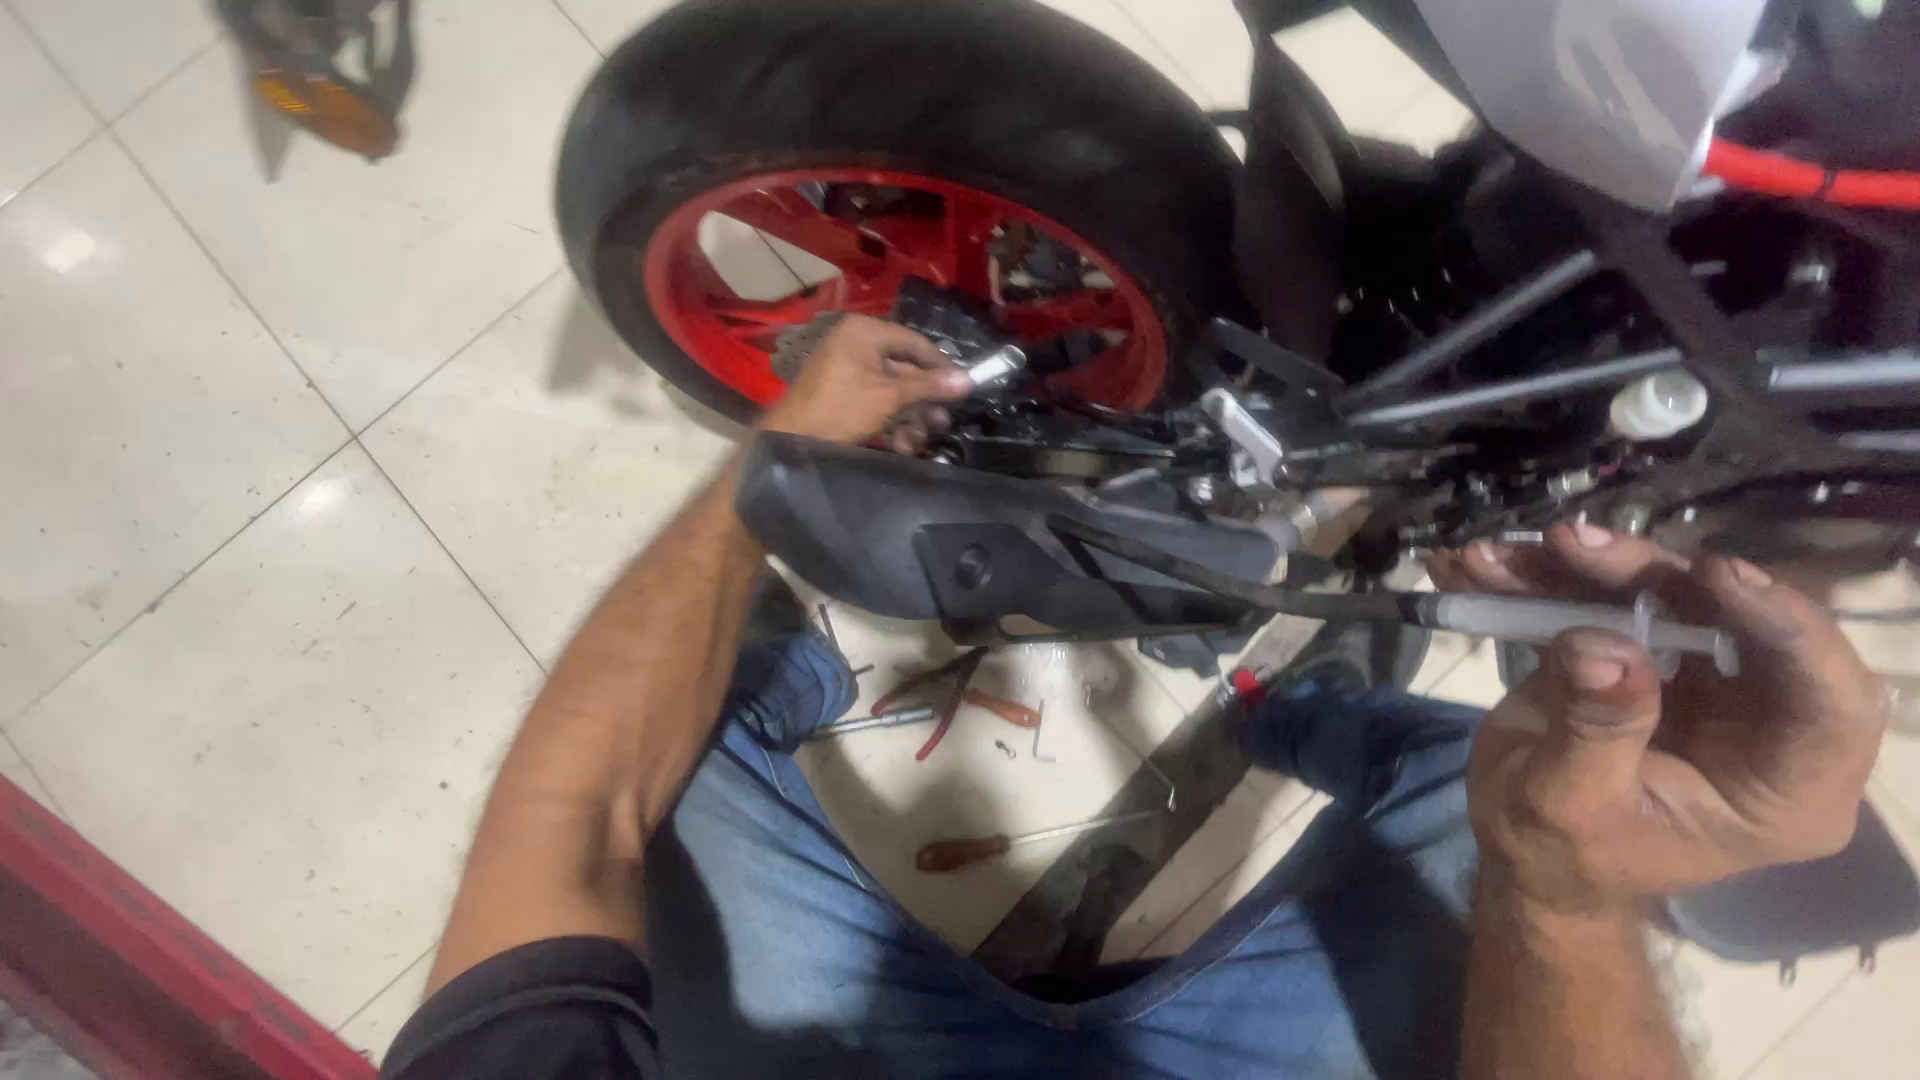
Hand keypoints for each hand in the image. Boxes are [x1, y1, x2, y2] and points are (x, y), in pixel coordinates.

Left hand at [757, 315, 972, 448]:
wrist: (791, 439)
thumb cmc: (840, 409)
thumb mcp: (888, 397)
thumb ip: (928, 386)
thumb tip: (967, 380)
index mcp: (865, 332)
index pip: (915, 343)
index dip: (941, 366)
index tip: (964, 387)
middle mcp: (857, 343)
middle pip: (905, 369)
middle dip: (924, 400)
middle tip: (943, 422)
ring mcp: (848, 367)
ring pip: (892, 389)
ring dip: (909, 416)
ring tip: (919, 440)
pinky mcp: (843, 391)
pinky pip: (876, 399)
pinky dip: (890, 420)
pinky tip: (900, 444)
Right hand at [1429, 523, 1885, 916]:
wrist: (1522, 851)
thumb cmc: (1557, 850)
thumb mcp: (1568, 801)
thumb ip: (1595, 729)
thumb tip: (1601, 646)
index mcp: (1777, 786)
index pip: (1826, 703)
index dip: (1785, 629)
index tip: (1712, 573)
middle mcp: (1752, 722)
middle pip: (1727, 624)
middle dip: (1644, 574)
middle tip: (1567, 544)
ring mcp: (1693, 683)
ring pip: (1657, 598)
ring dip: (1571, 568)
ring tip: (1491, 556)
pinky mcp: (1634, 660)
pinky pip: (1594, 604)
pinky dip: (1533, 580)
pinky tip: (1475, 567)